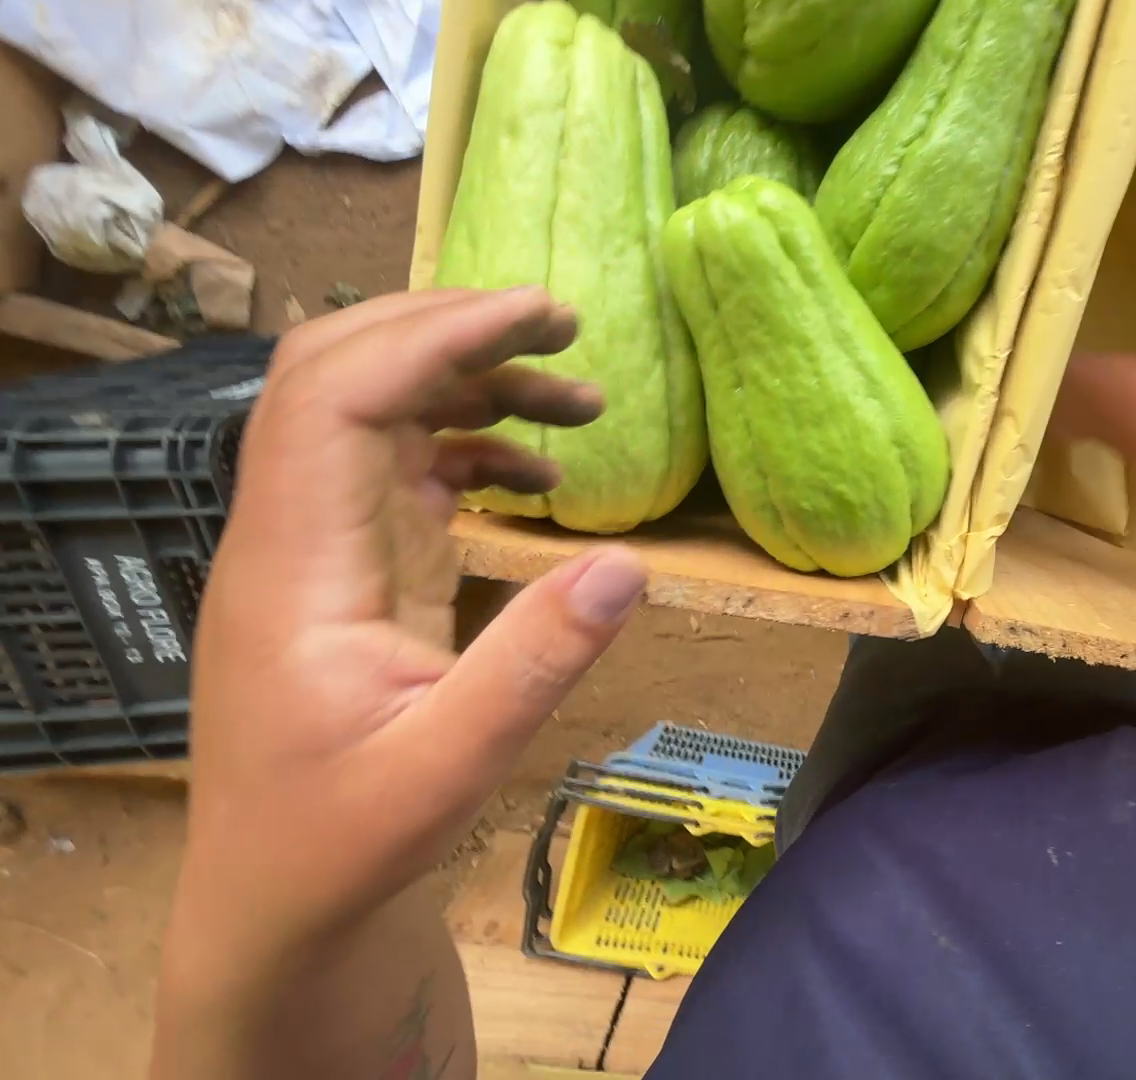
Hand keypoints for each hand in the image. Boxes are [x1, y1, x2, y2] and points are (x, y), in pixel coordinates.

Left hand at [175, 288, 649, 948]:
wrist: (287, 895)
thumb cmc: (350, 838)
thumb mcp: (454, 761)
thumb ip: (538, 659)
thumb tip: (627, 564)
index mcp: (297, 564)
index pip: (338, 398)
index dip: (435, 338)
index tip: (537, 316)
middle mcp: (296, 534)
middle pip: (341, 377)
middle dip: (449, 330)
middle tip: (560, 320)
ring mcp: (325, 548)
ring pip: (381, 417)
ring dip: (475, 386)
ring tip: (580, 397)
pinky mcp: (358, 569)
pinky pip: (410, 474)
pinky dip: (480, 450)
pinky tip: (543, 476)